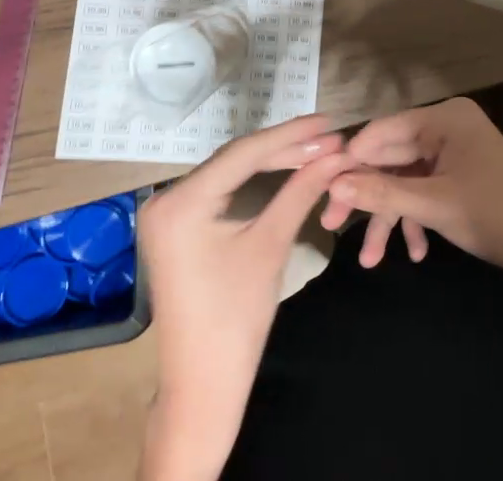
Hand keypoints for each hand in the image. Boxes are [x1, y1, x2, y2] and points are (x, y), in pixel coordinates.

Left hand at [139, 114, 347, 480]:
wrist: (204, 382)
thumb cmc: (236, 318)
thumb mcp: (270, 246)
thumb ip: (300, 191)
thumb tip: (336, 153)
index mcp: (181, 202)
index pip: (243, 153)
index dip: (291, 135)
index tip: (330, 122)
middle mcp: (166, 198)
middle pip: (234, 159)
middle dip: (284, 147)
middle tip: (330, 136)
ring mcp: (167, 213)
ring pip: (228, 173)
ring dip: (271, 161)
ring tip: (316, 148)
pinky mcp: (176, 227)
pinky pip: (219, 191)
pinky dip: (252, 181)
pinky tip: (284, 170)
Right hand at [322, 98, 502, 281]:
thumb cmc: (495, 216)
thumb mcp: (433, 206)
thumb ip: (381, 193)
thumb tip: (331, 183)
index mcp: (443, 119)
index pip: (380, 132)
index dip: (349, 161)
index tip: (319, 189)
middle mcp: (447, 127)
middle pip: (390, 157)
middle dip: (366, 197)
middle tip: (332, 225)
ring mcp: (455, 151)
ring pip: (405, 179)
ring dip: (389, 216)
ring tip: (371, 259)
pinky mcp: (461, 174)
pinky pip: (425, 189)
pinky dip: (415, 217)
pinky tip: (412, 252)